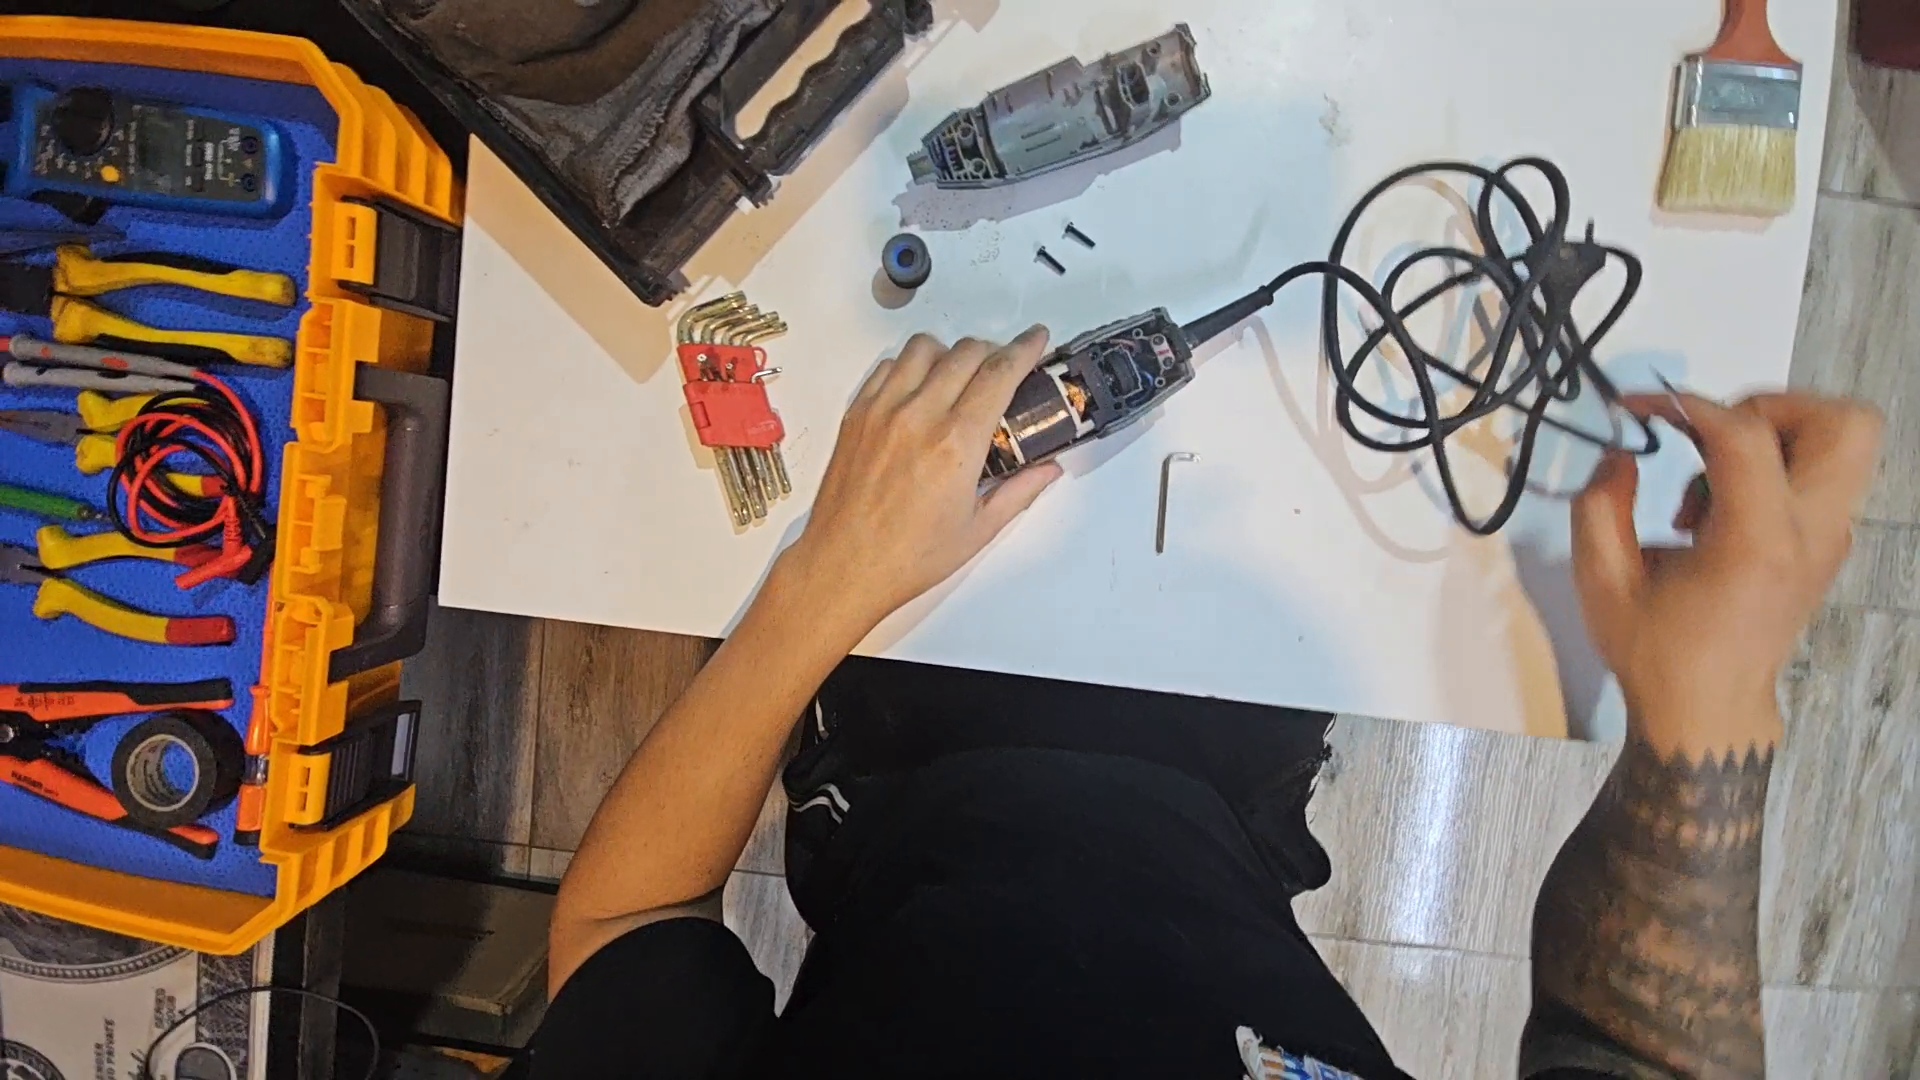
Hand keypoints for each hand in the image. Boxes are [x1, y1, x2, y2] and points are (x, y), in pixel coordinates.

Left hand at [778, 327, 1063, 633]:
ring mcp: (883, 411)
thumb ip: (1019, 491)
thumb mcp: (978, 529)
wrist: (845, 565)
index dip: (1025, 349)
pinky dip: (910, 366)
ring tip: (960, 375)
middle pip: (966, 351)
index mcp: (956, 444)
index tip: (1036, 340)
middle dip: (994, 351)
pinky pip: (887, 367)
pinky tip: (919, 388)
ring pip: (923, 348)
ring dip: (950, 353)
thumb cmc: (906, 556)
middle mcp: (918, 417)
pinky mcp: (857, 415)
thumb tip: (1047, 470)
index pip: (1000, 373)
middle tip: (1003, 368)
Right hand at [1572, 392, 1880, 749]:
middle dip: (1765, 408)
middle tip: (1699, 432)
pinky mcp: (1824, 544)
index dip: (1686, 405)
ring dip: (1772, 436)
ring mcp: (1830, 537)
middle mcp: (1813, 531)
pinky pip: (1818, 475)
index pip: (1746, 437)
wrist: (1707, 703)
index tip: (1635, 408)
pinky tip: (1710, 508)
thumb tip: (1620, 456)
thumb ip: (1601, 507)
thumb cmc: (1649, 645)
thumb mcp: (1601, 577)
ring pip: (1844, 443)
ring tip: (1703, 474)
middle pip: (1842, 423)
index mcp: (1755, 540)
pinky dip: (1768, 467)